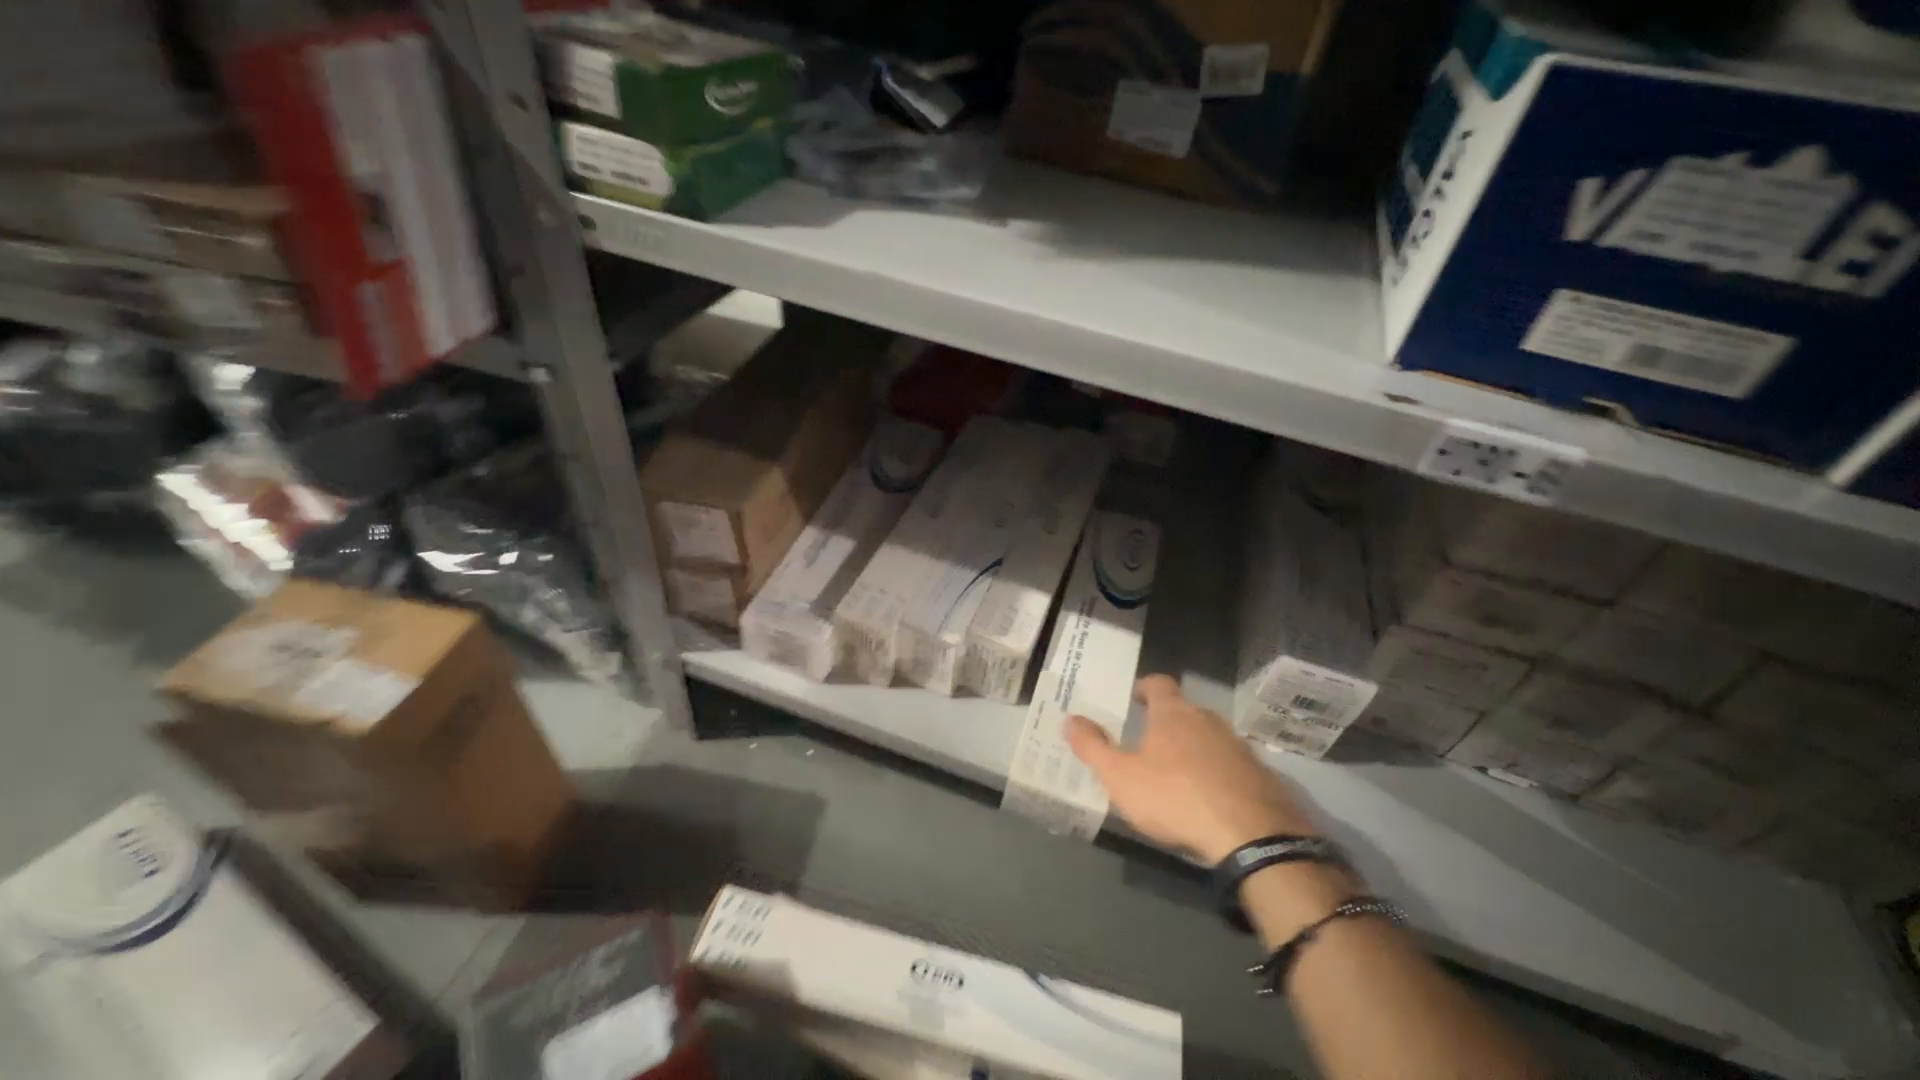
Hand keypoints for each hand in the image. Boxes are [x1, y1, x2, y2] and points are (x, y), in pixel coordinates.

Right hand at [1066, 675, 1319, 862]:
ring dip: (1195, 748)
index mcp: (1174, 714)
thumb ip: (1093, 747)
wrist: (1250, 835)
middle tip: (1150, 741)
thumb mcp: (1120, 777)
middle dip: (1168, 722)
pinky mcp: (1260, 775)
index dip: (1145, 687)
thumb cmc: (1174, 798)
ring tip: (1178, 773)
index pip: (1159, 684)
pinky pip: (1232, 765)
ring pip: (1211, 738)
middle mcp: (1209, 721)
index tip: (1134, 698)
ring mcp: (1239, 747)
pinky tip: (1210, 797)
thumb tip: (1070, 719)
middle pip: (1186, 711)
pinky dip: (1218, 773)